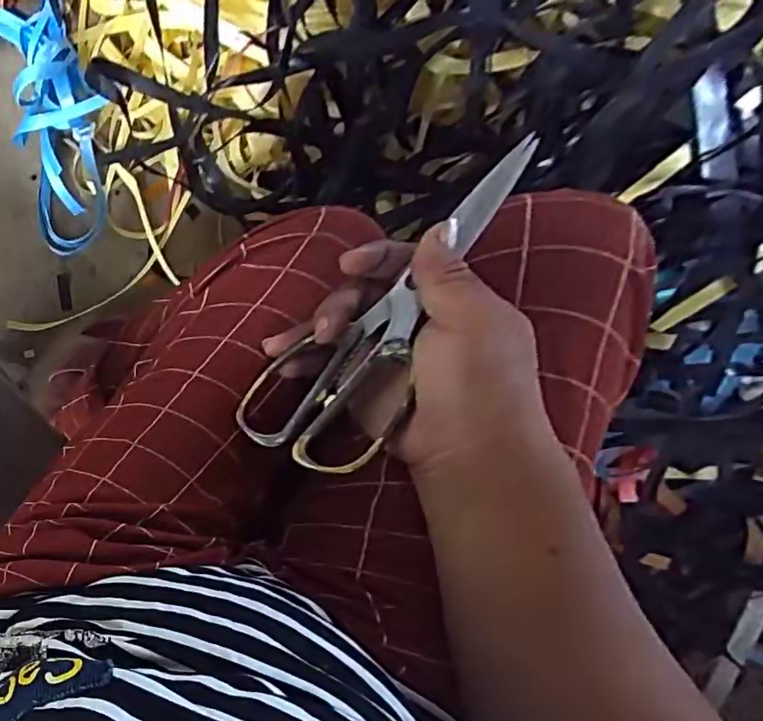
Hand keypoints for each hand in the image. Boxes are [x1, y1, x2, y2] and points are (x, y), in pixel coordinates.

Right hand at [263, 225, 550, 473]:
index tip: (348, 263)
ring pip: (337, 329)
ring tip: (283, 347)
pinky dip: (302, 363)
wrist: (463, 447)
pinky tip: (285, 365)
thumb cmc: (478, 382)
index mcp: (443, 300)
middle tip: (326, 330)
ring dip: (307, 332)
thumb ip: (448, 278)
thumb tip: (438, 230)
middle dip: (336, 306)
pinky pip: (323, 364)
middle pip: (361, 297)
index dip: (375, 259)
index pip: (404, 266)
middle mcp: (407, 322)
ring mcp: (379, 354)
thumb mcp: (472, 322)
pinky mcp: (355, 385)